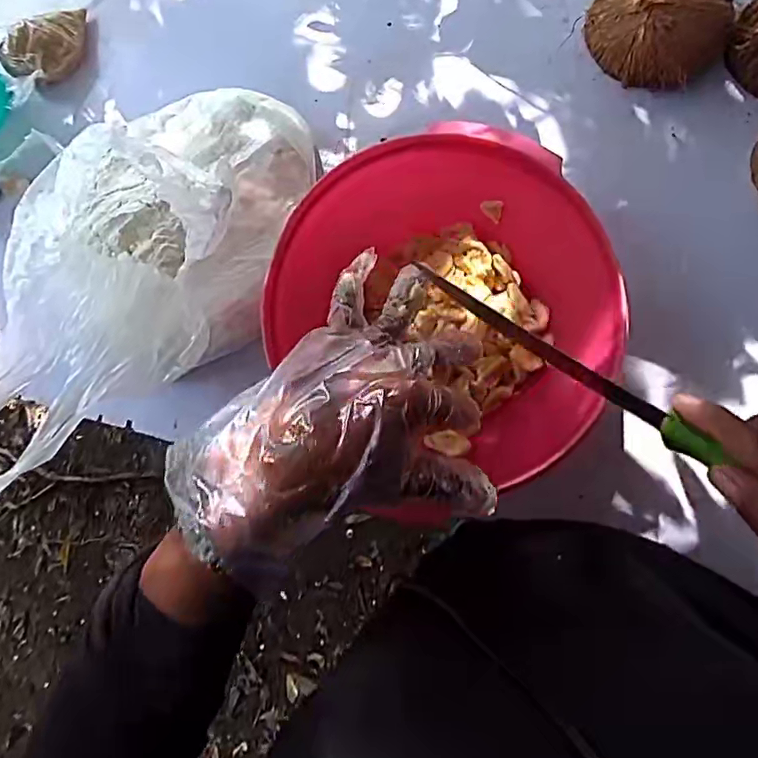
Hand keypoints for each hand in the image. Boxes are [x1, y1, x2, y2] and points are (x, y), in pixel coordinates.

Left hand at [166, 251, 495, 581]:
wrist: (269, 465)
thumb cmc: (334, 478)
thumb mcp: (396, 484)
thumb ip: (444, 482)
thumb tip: (489, 499)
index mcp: (413, 397)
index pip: (452, 404)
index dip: (463, 415)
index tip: (468, 425)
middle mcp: (392, 361)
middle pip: (435, 353)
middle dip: (458, 352)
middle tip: (472, 351)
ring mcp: (359, 344)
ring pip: (394, 310)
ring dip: (413, 292)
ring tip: (423, 272)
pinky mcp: (328, 336)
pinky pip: (345, 300)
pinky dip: (355, 277)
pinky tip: (364, 259)